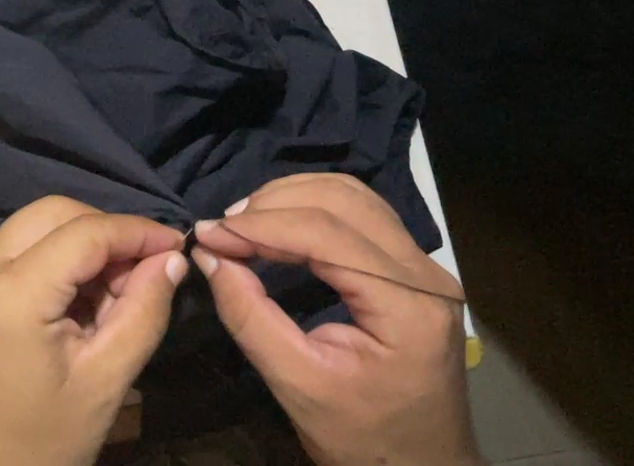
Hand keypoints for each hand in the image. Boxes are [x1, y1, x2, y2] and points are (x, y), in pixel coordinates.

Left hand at [0, 196, 188, 465]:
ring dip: (81, 242)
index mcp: (12, 293)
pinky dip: (55, 256)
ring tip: (114, 291)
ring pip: (34, 224)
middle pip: (55, 212)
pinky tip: (80, 298)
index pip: (85, 232)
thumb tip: (171, 258)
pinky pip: (17, 247)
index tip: (178, 242)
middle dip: (106, 230)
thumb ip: (142, 313)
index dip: (137, 230)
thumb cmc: (40, 444)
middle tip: (144, 270)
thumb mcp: (103, 384)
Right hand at [192, 174, 479, 465]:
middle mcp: (425, 273)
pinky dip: (312, 204)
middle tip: (224, 227)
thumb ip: (250, 316)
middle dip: (272, 204)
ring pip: (351, 194)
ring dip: (291, 196)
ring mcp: (424, 265)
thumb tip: (209, 254)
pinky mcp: (413, 266)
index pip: (325, 234)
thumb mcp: (298, 386)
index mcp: (407, 307)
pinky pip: (360, 210)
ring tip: (245, 220)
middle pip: (340, 200)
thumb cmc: (363, 441)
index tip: (208, 233)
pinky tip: (280, 220)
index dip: (260, 226)